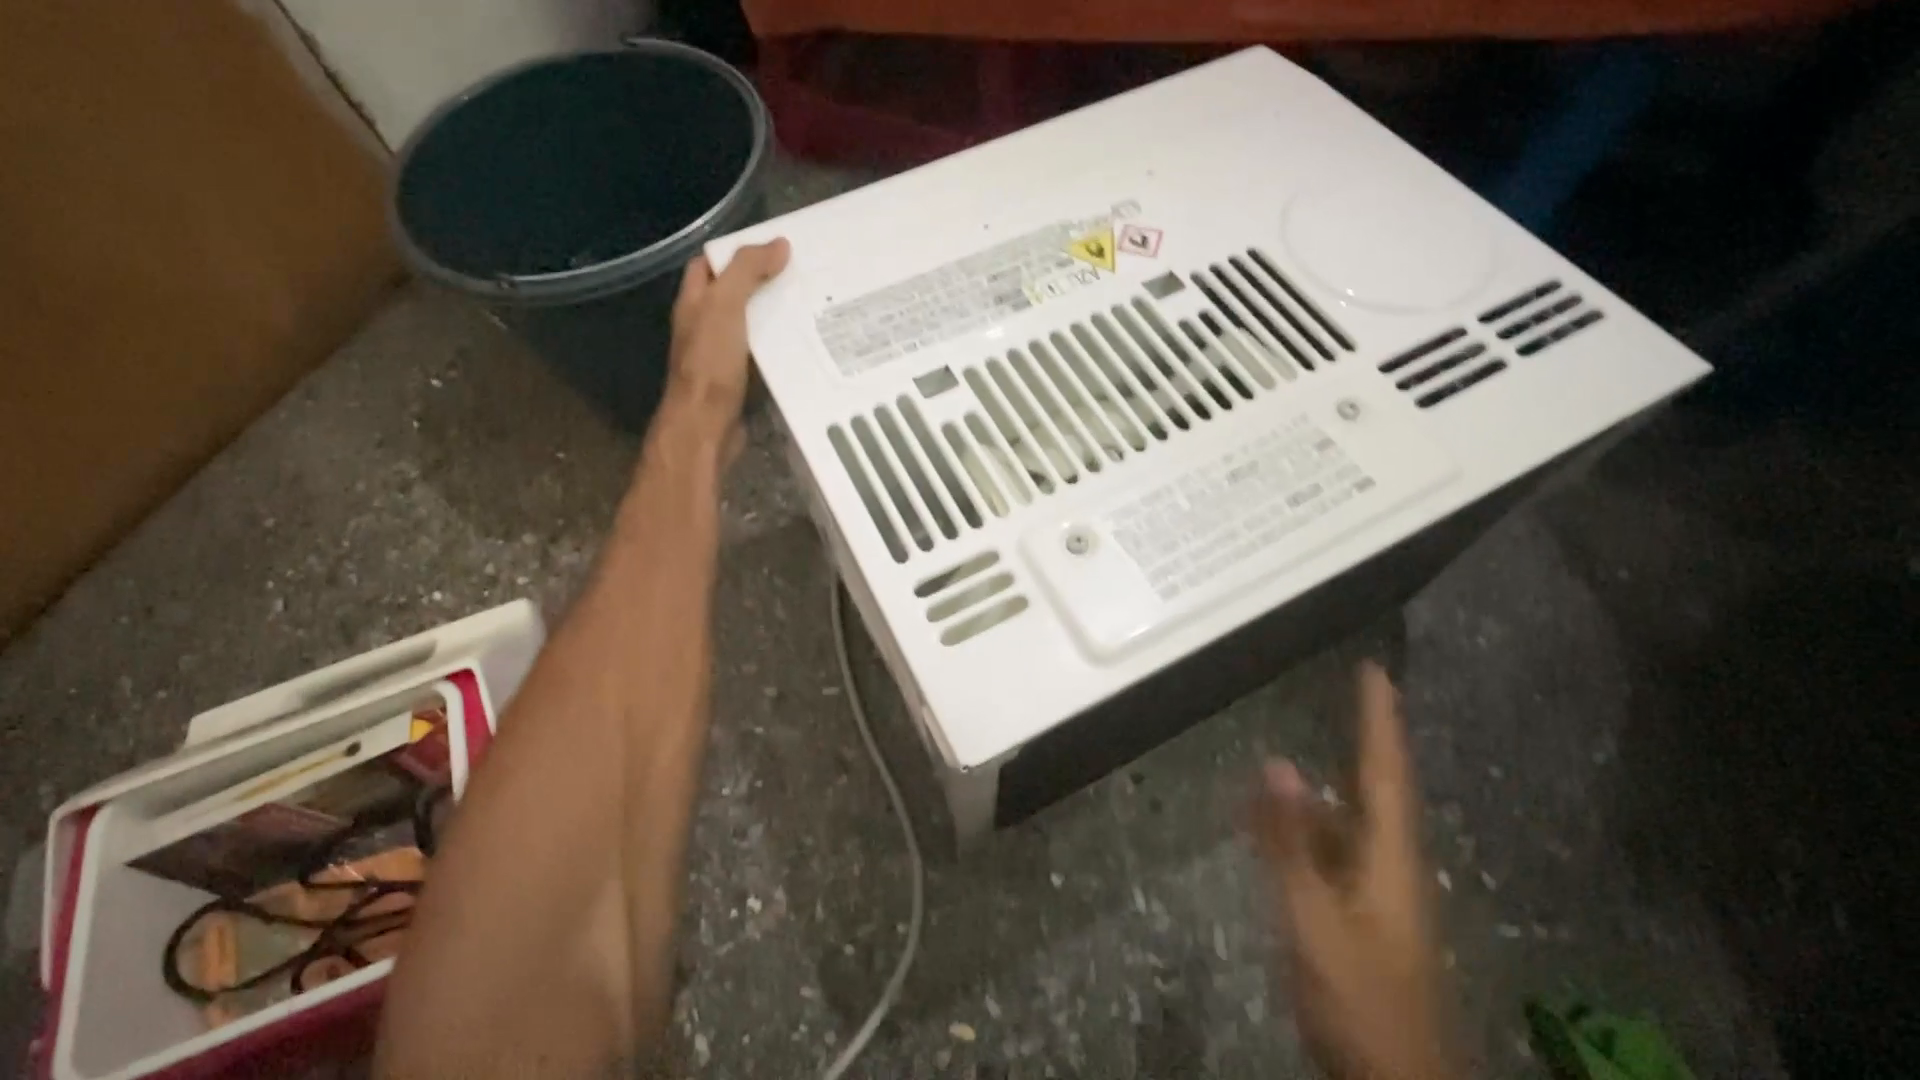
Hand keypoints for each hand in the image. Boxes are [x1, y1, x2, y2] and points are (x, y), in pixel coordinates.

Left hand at [661, 238, 790, 435]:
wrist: (708, 426)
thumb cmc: (710, 363)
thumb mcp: (725, 306)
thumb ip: (747, 271)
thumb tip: (780, 244)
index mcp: (694, 303)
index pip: (708, 265)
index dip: (735, 252)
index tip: (772, 247)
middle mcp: (704, 326)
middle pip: (734, 295)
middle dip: (764, 284)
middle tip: (802, 275)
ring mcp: (722, 356)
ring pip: (753, 327)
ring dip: (777, 318)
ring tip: (813, 305)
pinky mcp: (741, 382)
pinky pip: (764, 356)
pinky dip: (782, 349)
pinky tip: (807, 345)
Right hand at [1253, 663, 1460, 1079]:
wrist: (1394, 1074)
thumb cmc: (1358, 994)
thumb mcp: (1314, 916)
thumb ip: (1291, 842)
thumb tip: (1278, 762)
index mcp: (1389, 856)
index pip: (1386, 770)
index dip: (1380, 719)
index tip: (1374, 670)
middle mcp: (1390, 865)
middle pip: (1376, 790)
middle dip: (1364, 740)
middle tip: (1350, 695)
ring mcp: (1378, 895)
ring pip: (1350, 824)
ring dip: (1325, 788)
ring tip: (1286, 760)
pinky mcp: (1362, 918)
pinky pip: (1333, 854)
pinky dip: (1306, 831)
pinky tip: (1277, 830)